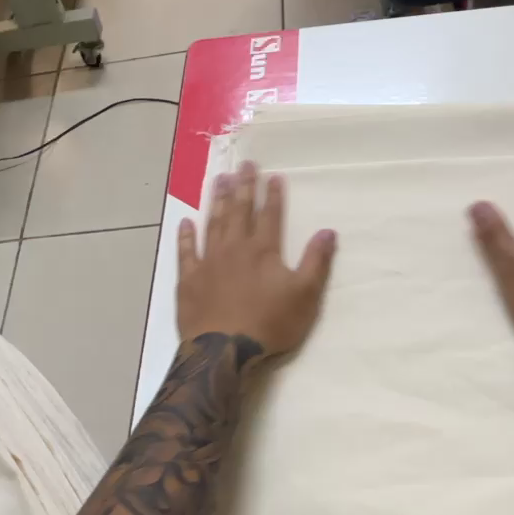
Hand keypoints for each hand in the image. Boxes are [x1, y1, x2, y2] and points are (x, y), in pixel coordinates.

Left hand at [178, 162, 335, 356]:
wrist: (224, 349)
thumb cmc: (269, 324)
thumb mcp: (305, 296)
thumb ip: (316, 262)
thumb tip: (328, 231)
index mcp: (264, 250)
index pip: (271, 215)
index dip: (273, 195)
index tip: (273, 176)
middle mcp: (234, 248)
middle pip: (239, 211)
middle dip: (244, 187)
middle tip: (244, 165)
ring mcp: (208, 262)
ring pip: (213, 223)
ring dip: (217, 201)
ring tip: (219, 181)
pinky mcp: (189, 280)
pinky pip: (186, 251)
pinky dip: (185, 236)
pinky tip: (185, 222)